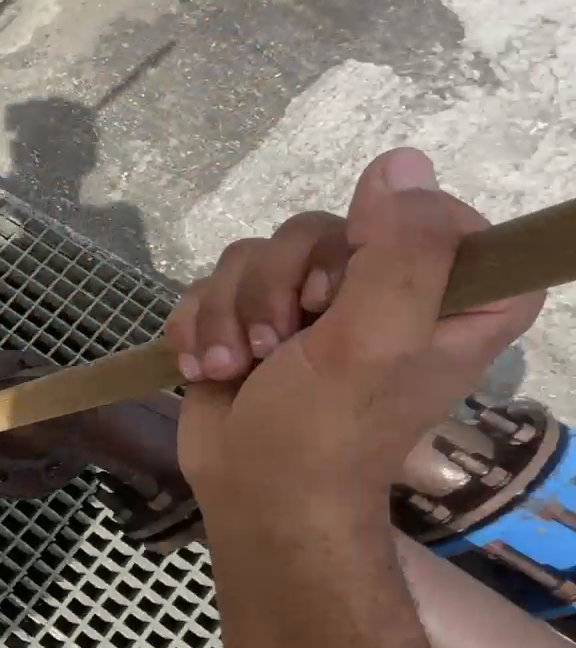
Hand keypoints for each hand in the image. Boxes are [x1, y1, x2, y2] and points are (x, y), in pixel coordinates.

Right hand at [166, 147, 544, 535]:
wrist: (250, 487)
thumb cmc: (327, 430)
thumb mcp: (375, 341)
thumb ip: (399, 252)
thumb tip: (398, 161)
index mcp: (451, 291)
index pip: (421, 212)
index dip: (366, 243)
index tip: (338, 299)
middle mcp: (379, 287)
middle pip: (311, 230)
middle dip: (269, 293)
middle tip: (273, 347)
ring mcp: (304, 305)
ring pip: (246, 258)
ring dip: (224, 319)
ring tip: (232, 368)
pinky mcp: (242, 320)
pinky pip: (204, 288)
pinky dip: (195, 329)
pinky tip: (205, 367)